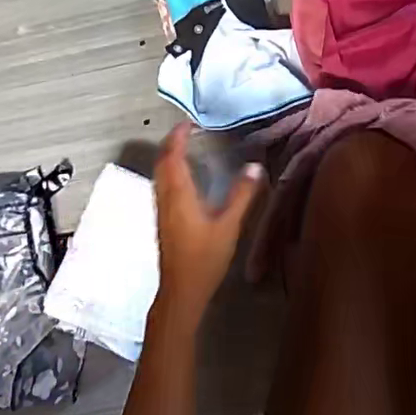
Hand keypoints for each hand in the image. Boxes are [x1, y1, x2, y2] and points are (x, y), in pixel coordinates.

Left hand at [152, 124, 263, 326]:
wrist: (181, 290)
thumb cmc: (205, 258)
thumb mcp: (229, 225)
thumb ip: (242, 195)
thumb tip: (255, 166)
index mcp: (179, 194)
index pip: (173, 157)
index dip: (178, 137)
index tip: (188, 123)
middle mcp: (165, 198)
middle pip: (162, 163)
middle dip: (172, 144)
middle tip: (187, 132)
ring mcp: (162, 210)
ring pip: (160, 175)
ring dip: (169, 157)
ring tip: (185, 148)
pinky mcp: (164, 220)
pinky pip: (163, 185)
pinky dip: (171, 172)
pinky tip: (184, 178)